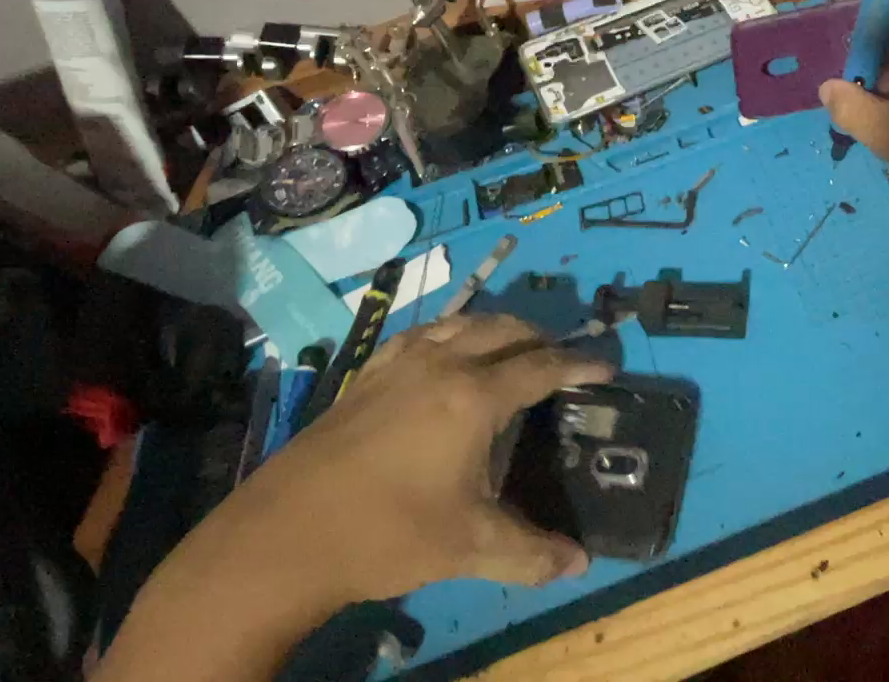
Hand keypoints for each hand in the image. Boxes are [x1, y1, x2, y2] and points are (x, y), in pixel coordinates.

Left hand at [219, 312, 612, 601]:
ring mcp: (398, 366)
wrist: (281, 538)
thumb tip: (579, 564)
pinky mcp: (365, 376)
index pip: (541, 367)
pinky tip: (443, 350)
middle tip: (560, 356)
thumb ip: (530, 553)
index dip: (579, 363)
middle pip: (503, 330)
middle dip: (539, 336)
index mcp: (474, 397)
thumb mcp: (468, 546)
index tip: (606, 365)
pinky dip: (447, 332)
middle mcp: (441, 367)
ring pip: (459, 324)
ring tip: (511, 345)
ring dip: (495, 327)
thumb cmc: (385, 534)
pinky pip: (419, 335)